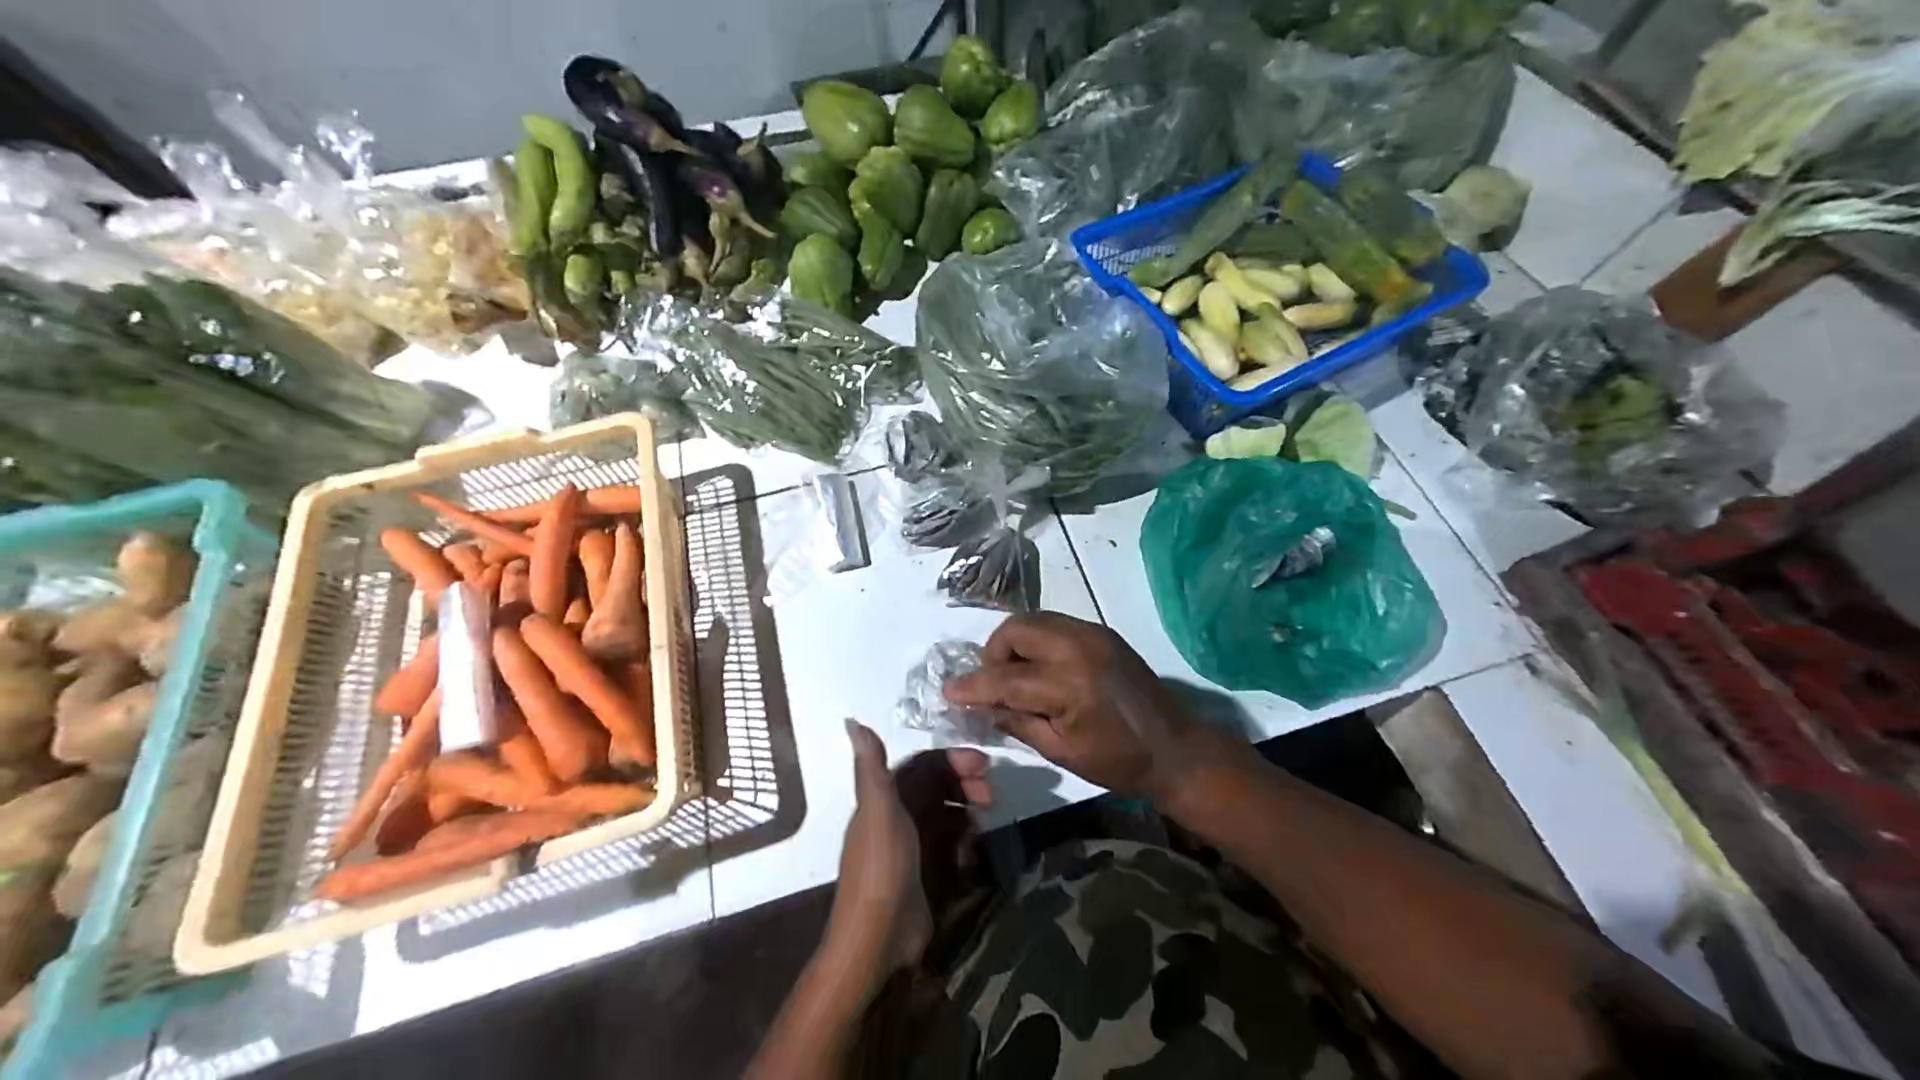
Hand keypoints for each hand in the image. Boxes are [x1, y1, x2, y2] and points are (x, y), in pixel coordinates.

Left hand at [831, 721, 992, 978]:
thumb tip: (851, 721)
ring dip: (967, 808)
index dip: (951, 760)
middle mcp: (896, 817)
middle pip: (936, 788)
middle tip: (992, 792)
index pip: (921, 767)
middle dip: (964, 783)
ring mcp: (911, 846)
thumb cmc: (881, 867)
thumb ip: (872, 767)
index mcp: (883, 799)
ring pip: (944, 814)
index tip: (983, 764)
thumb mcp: (878, 810)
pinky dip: (964, 838)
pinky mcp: (924, 872)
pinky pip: (949, 844)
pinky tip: (975, 844)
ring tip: (989, 813)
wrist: (878, 939)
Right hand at [943, 612, 1241, 802]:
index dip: (973, 685)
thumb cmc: (1119, 762)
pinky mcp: (1102, 632)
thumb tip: (981, 707)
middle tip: (992, 684)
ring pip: (1033, 620)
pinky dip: (1036, 640)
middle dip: (993, 654)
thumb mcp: (1061, 752)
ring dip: (1014, 643)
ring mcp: (1093, 634)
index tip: (949, 691)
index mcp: (1069, 685)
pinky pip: (1054, 623)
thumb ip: (1017, 723)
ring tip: (1015, 676)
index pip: (1006, 678)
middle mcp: (1078, 648)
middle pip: (1015, 631)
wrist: (1177, 749)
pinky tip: (1040, 668)